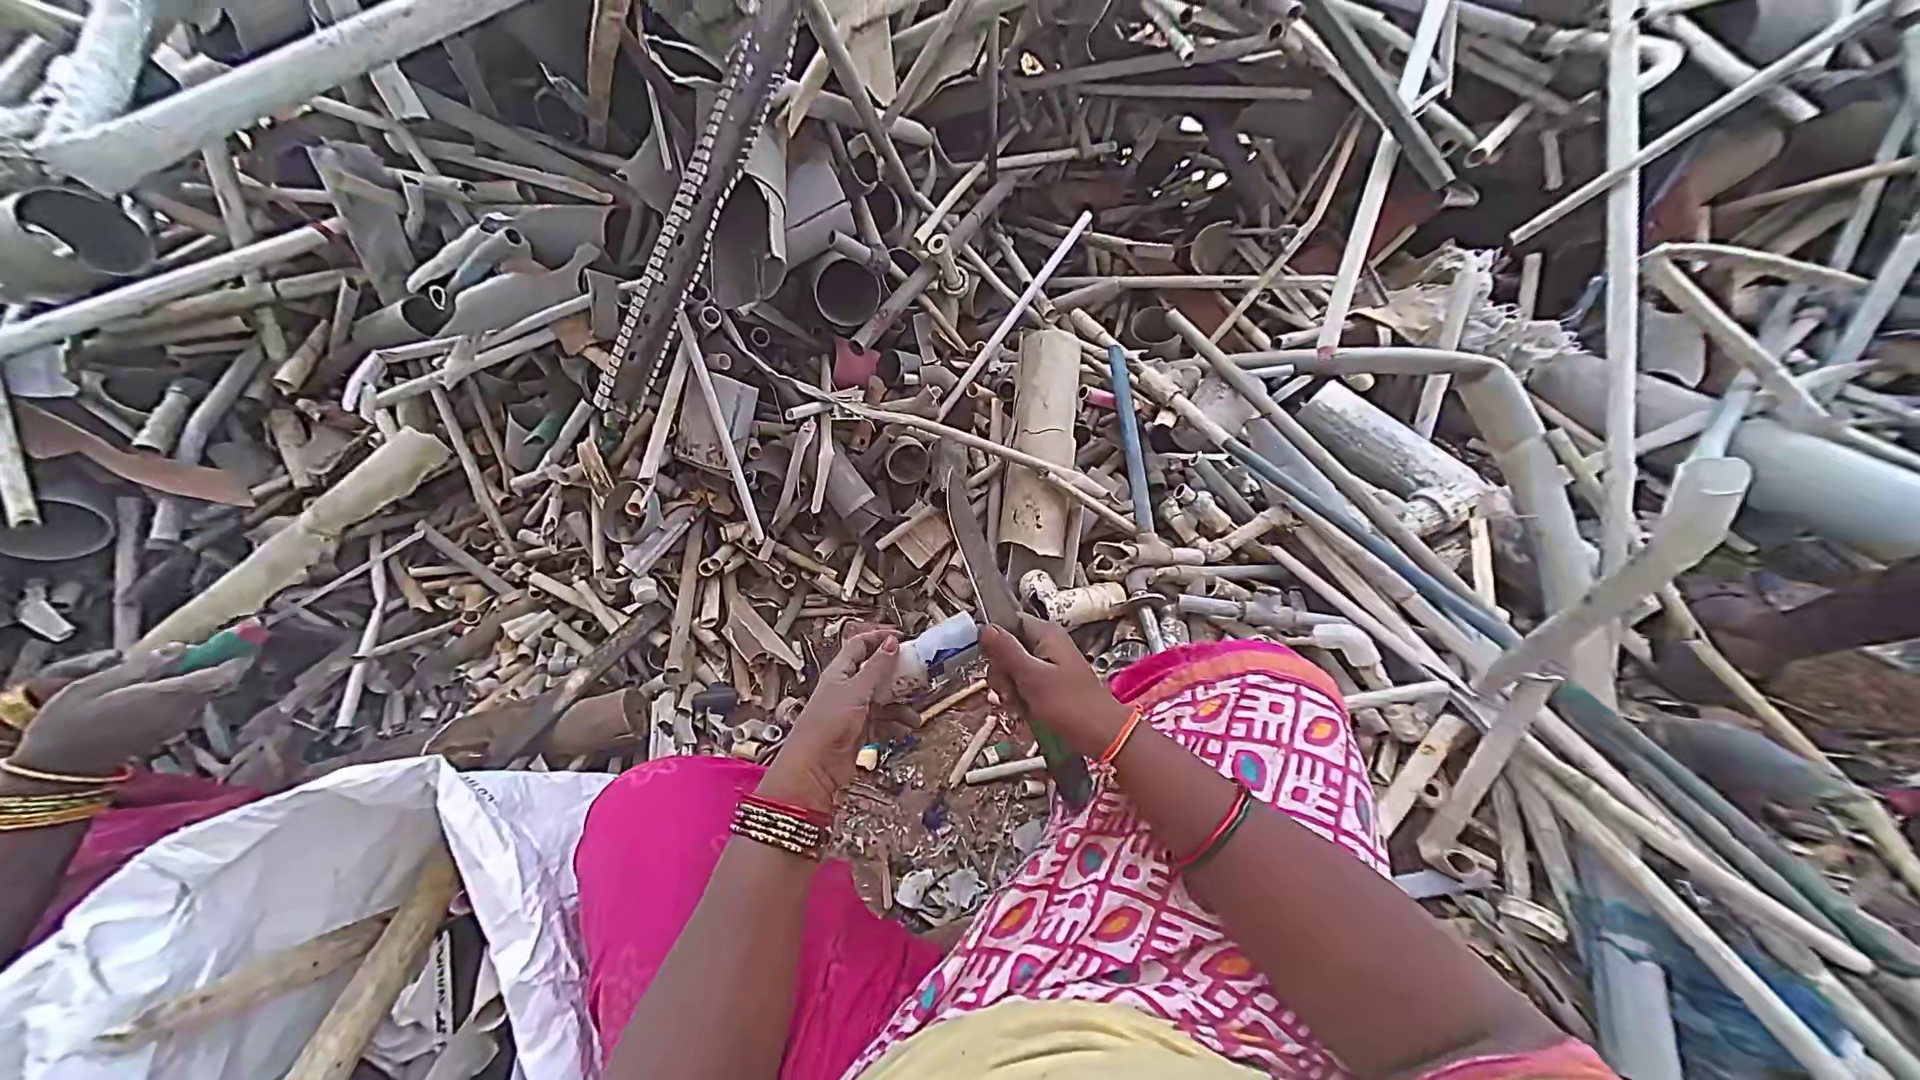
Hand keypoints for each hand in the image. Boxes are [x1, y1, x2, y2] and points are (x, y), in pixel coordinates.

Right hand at [10, 645, 250, 778]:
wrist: (59, 767)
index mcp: (171, 696)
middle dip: (224, 658)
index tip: (251, 631)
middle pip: (221, 679)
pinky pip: (194, 700)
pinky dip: (193, 686)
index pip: (223, 672)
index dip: (238, 651)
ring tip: (187, 658)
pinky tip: (170, 679)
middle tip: (218, 641)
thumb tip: (182, 648)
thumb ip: (143, 667)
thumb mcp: (94, 686)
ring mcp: (184, 720)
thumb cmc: (69, 723)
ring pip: (209, 689)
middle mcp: (188, 708)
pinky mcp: (176, 728)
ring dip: (207, 672)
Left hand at [758, 629, 900, 813]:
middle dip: (897, 676)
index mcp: (840, 672)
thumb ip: (876, 667)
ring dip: (900, 707)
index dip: (879, 638)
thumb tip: (891, 643)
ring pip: (883, 701)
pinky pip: (883, 724)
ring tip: (913, 715)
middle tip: (917, 677)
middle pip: (876, 674)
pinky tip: (904, 730)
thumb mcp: (856, 691)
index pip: (860, 645)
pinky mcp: (859, 733)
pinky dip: (895, 726)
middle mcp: (846, 689)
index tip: (901, 638)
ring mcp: (853, 711)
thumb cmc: (826, 726)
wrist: (814, 768)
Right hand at [979, 615, 1131, 759]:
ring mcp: (1047, 665)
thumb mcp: (1032, 677)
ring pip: (1012, 670)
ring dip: (1009, 690)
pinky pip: (1023, 686)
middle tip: (1010, 690)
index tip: (991, 662)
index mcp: (1045, 633)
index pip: (1007, 621)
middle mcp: (1046, 644)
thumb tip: (984, 627)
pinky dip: (1020, 699)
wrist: (1102, 737)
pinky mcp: (1048, 685)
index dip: (994, 640)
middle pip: (1006, 648)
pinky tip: (1024, 712)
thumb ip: (1006, 651)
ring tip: (1020, 705)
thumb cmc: (1069, 706)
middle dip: (1002, 672)